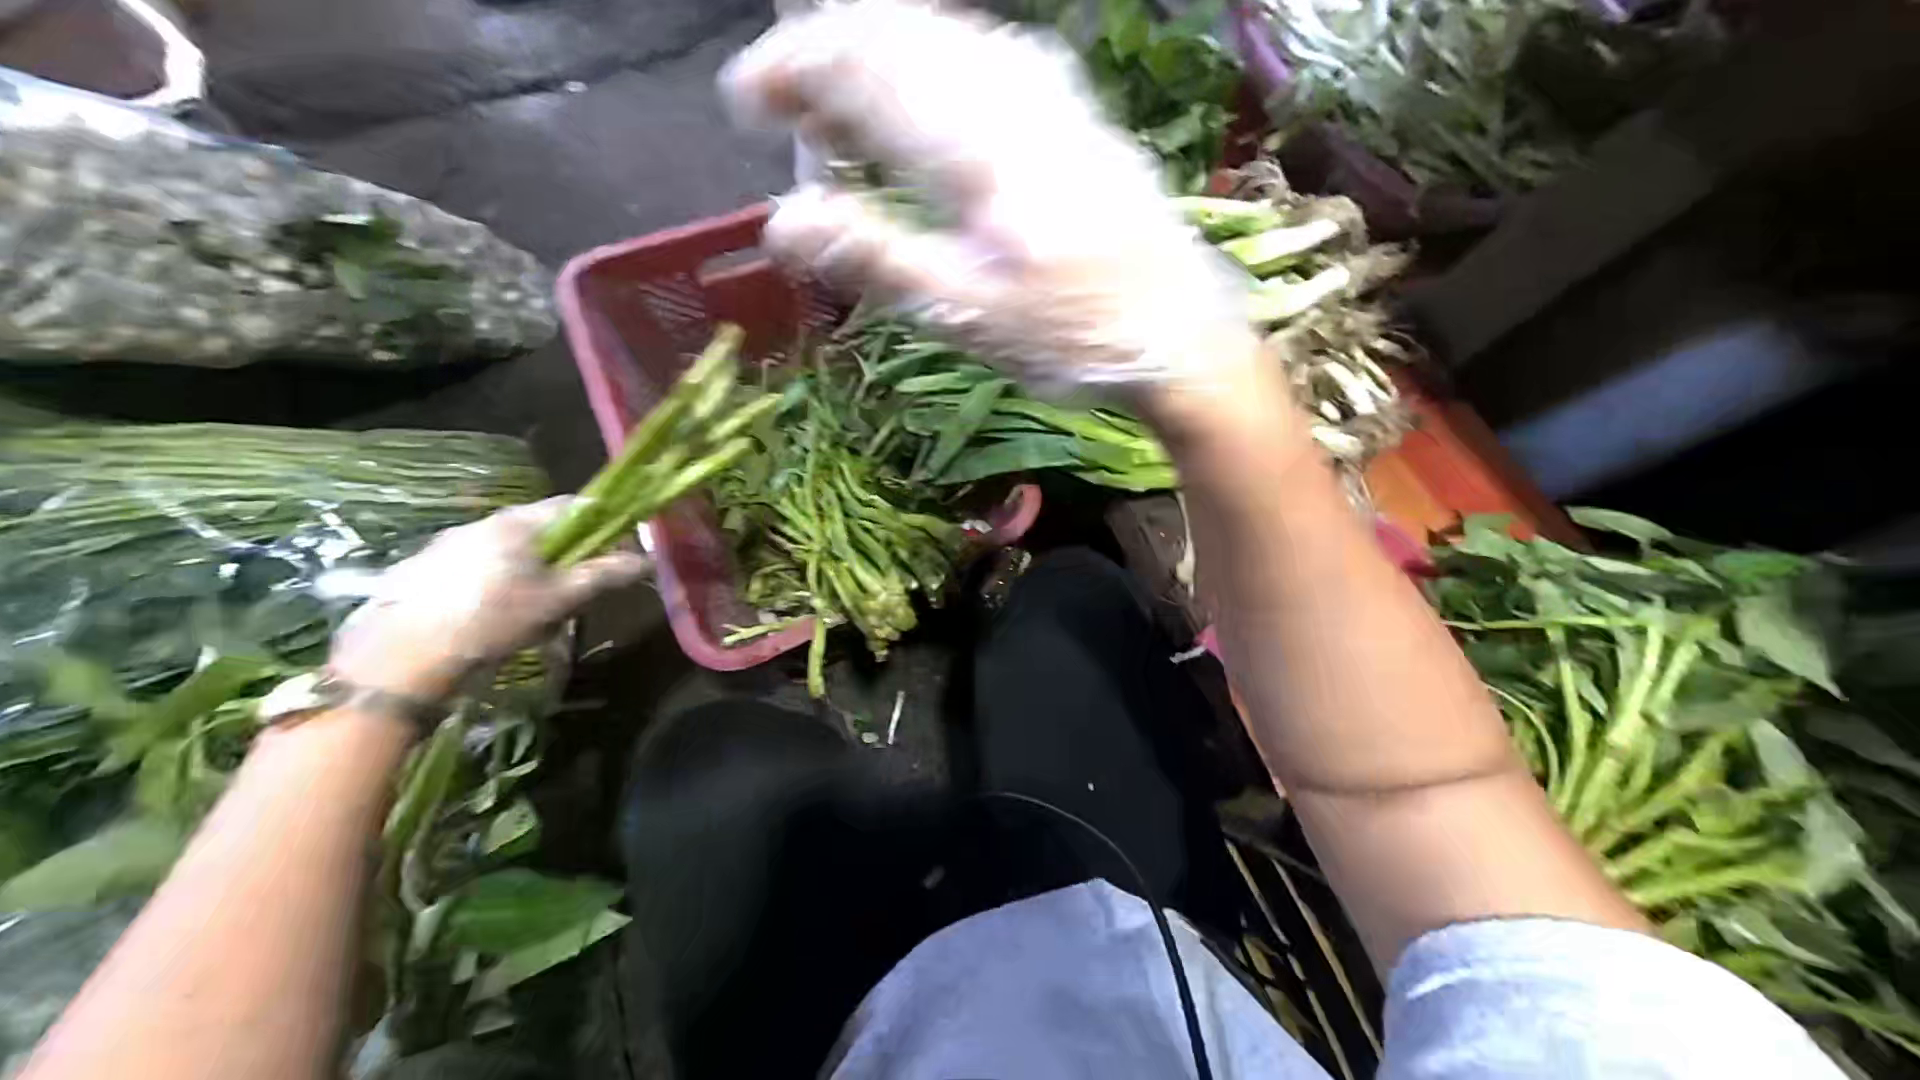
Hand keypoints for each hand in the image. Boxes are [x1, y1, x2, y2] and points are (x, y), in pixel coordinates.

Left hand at [328, 498, 649, 700]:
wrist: (401, 658)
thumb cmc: (493, 622)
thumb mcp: (559, 601)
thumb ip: (604, 575)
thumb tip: (646, 560)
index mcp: (519, 523)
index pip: (574, 505)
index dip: (603, 524)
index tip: (616, 553)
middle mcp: (484, 522)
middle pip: (542, 527)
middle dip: (567, 553)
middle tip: (577, 589)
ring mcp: (450, 543)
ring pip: (510, 547)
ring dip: (532, 568)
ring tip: (535, 608)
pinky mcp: (425, 567)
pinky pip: (479, 563)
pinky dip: (498, 579)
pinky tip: (493, 614)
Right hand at [723, 0, 1264, 399]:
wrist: (1179, 332)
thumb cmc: (1070, 334)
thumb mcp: (964, 314)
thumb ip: (874, 259)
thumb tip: (782, 223)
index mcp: (973, 145)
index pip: (860, 68)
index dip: (790, 70)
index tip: (745, 101)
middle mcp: (1011, 96)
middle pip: (898, 34)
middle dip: (826, 56)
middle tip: (786, 109)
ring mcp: (1049, 97)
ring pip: (941, 39)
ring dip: (876, 60)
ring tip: (838, 108)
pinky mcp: (1072, 113)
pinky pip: (984, 58)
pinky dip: (931, 67)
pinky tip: (920, 104)